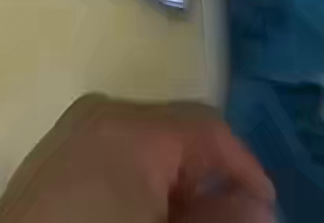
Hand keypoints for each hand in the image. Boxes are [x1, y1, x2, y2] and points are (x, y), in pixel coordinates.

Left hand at [0, 95, 274, 222]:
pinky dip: (140, 182)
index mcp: (133, 126)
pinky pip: (113, 153)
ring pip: (144, 144)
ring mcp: (74, 128)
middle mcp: (102, 111)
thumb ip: (218, 220)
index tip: (267, 210)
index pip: (205, 124)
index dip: (244, 165)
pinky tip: (144, 214)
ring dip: (174, 183)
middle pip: (174, 131)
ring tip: (186, 221)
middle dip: (207, 177)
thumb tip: (258, 205)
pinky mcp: (55, 152)